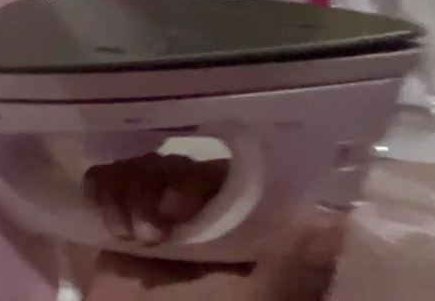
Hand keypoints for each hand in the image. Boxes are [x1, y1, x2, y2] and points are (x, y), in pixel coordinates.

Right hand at [83, 153, 345, 300]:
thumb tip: (334, 219)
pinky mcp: (118, 214)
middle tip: (151, 233)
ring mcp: (157, 214)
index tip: (179, 208)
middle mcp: (204, 218)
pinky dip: (101, 191)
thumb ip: (293, 269)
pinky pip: (104, 175)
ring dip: (124, 194)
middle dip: (152, 189)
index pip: (226, 177)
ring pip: (136, 167)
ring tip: (127, 235)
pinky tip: (107, 222)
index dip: (197, 179)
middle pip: (174, 165)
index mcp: (246, 234)